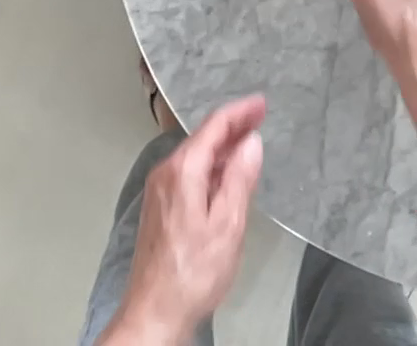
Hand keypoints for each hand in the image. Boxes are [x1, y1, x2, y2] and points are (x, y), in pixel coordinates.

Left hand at [106, 95, 266, 343]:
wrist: (154, 312)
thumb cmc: (192, 273)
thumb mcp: (228, 224)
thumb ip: (239, 178)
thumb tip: (251, 142)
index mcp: (182, 170)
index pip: (214, 126)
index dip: (240, 111)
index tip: (262, 103)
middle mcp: (165, 172)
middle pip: (202, 137)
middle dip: (232, 125)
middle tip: (260, 117)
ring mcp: (159, 189)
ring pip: (195, 155)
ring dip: (222, 146)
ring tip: (248, 142)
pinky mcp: (160, 206)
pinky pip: (188, 173)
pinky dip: (210, 165)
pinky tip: (225, 175)